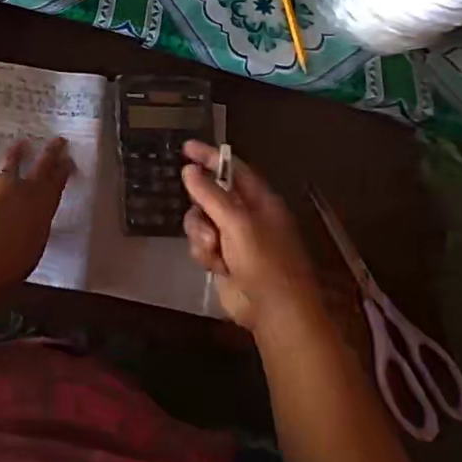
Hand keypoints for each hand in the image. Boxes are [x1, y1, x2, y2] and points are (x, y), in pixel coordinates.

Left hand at [0, 137, 73, 287]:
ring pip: (11, 163)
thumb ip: (33, 230)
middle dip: (51, 152)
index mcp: (43, 205)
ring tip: (22, 143)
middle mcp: (24, 189)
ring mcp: (0, 184)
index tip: (69, 161)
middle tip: (59, 140)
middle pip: (41, 165)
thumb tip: (29, 225)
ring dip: (18, 153)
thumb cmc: (9, 260)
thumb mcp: (32, 247)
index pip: (57, 183)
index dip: (63, 171)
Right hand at [181, 140, 320, 334]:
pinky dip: (204, 252)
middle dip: (201, 206)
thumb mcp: (237, 223)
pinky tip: (216, 265)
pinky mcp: (223, 257)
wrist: (275, 313)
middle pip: (210, 194)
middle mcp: (247, 216)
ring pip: (200, 219)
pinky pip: (200, 242)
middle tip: (202, 216)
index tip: (185, 148)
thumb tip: (189, 170)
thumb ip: (211, 194)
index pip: (233, 169)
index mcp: (261, 202)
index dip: (210, 157)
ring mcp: (234, 238)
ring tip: (213, 249)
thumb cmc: (265, 263)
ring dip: (201, 234)